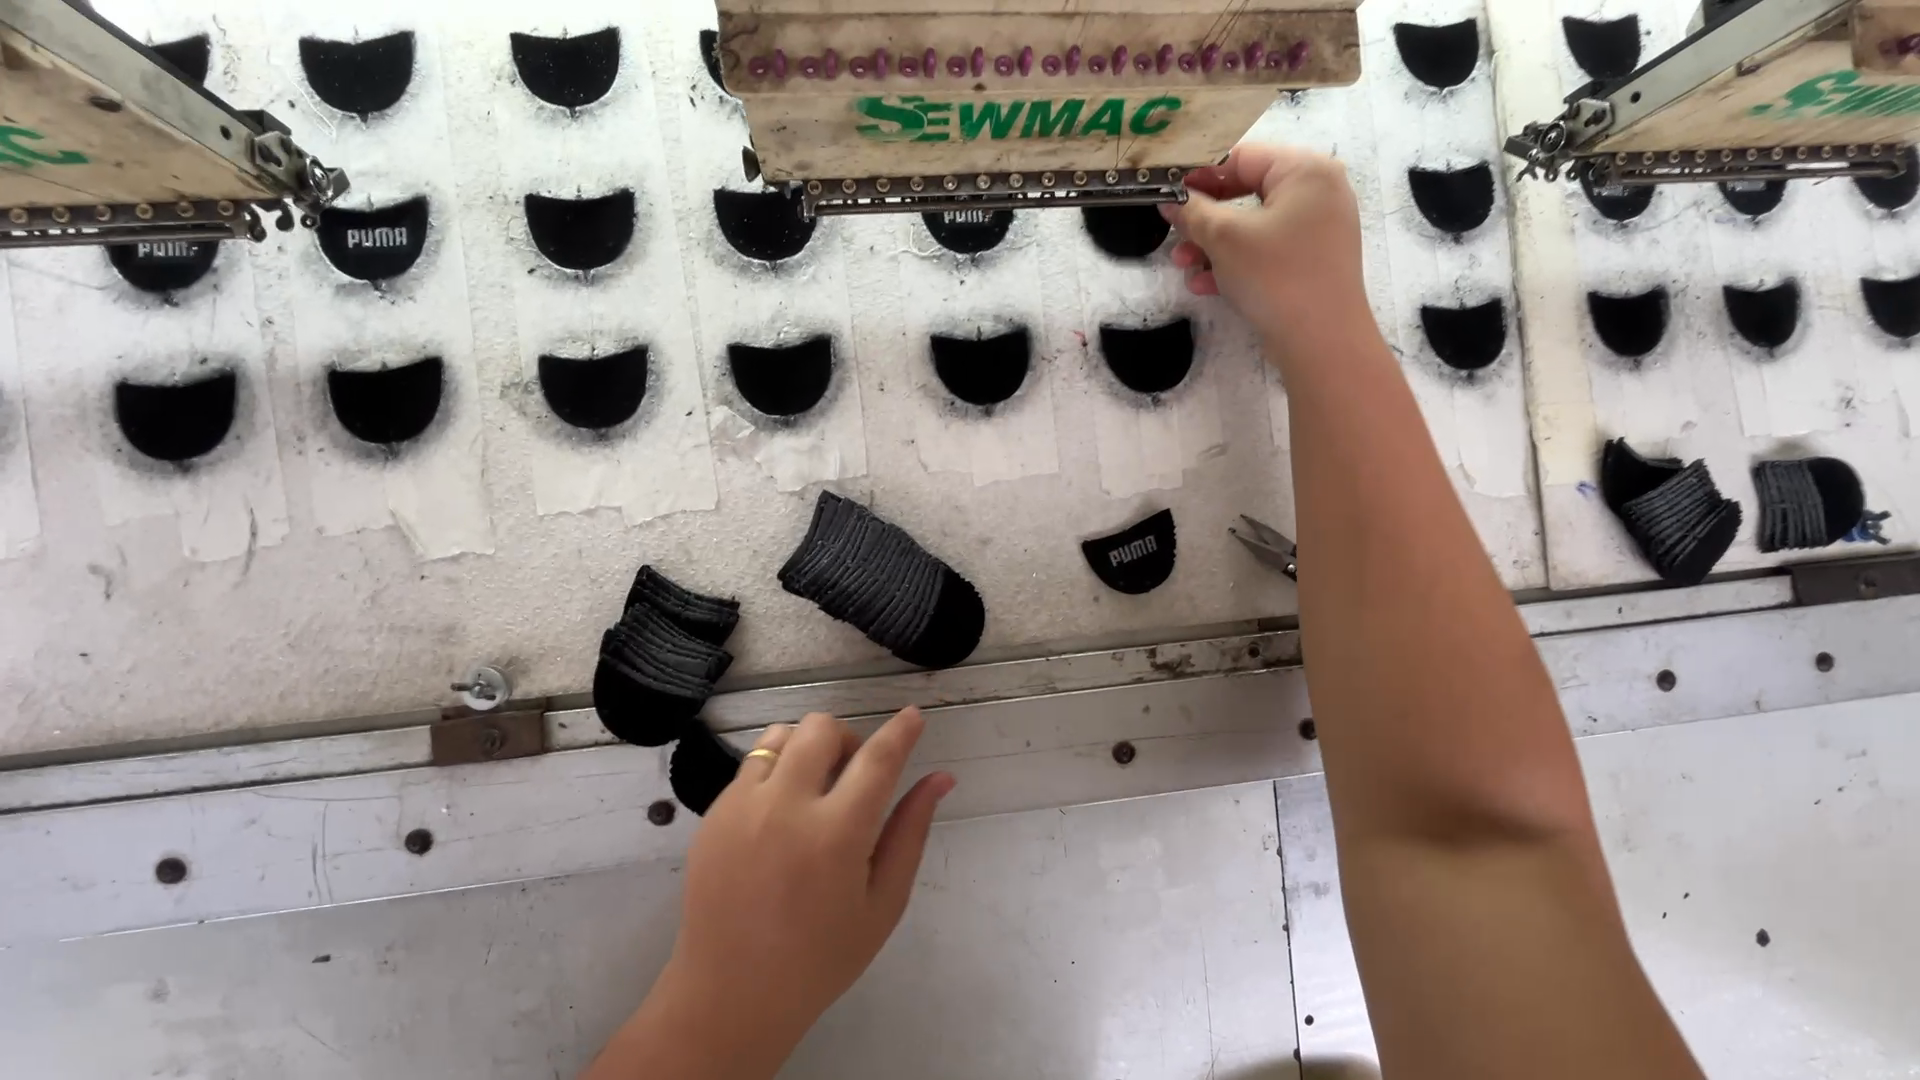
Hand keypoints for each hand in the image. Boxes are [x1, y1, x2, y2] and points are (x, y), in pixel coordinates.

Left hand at [597, 708, 953, 1079]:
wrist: (731, 994)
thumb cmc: (821, 957)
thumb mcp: (883, 903)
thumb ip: (910, 832)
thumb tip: (940, 779)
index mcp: (836, 835)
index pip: (877, 759)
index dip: (900, 731)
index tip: (913, 716)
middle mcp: (786, 807)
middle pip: (822, 729)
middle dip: (848, 739)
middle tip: (853, 778)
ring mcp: (741, 807)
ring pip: (781, 735)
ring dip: (807, 747)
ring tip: (814, 788)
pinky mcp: (713, 814)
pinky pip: (750, 764)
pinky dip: (776, 771)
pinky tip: (780, 815)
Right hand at [1161, 144, 1368, 351]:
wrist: (1322, 342)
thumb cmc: (1276, 276)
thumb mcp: (1225, 238)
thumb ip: (1193, 212)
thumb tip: (1170, 200)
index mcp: (1306, 171)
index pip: (1242, 156)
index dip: (1199, 173)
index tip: (1166, 191)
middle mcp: (1318, 192)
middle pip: (1247, 191)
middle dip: (1204, 217)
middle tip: (1173, 233)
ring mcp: (1318, 229)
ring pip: (1253, 226)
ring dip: (1213, 245)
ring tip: (1184, 265)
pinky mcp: (1311, 261)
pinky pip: (1266, 250)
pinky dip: (1235, 262)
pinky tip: (1205, 284)